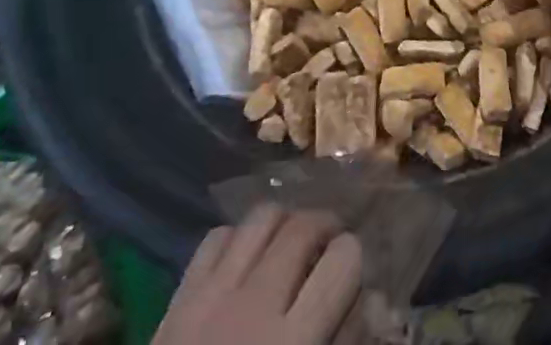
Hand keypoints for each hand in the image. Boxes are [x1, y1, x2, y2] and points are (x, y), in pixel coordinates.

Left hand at [155, 206, 363, 344]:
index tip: (353, 268)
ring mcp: (212, 295)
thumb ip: (344, 344)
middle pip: (302, 227)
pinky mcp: (180, 298)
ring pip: (261, 218)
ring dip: (285, 222)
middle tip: (330, 243)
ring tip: (292, 242)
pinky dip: (240, 237)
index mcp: (294, 344)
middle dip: (326, 226)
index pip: (342, 262)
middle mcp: (255, 305)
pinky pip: (218, 237)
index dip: (354, 256)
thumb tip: (370, 301)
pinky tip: (247, 260)